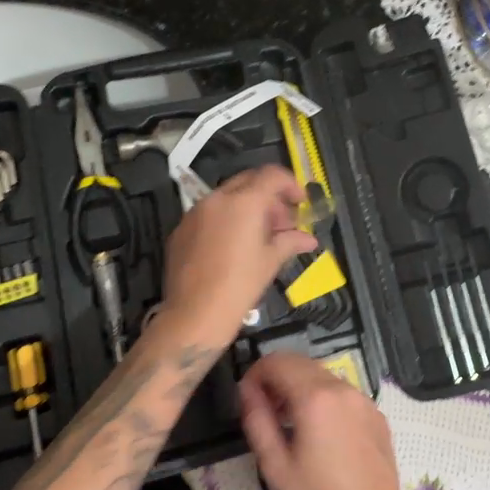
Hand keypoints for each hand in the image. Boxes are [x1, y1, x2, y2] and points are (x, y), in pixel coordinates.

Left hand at [160, 166, 317, 345]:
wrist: (194, 315)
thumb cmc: (240, 286)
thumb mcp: (271, 261)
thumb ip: (291, 241)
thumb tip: (308, 239)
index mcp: (244, 201)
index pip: (272, 175)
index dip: (291, 184)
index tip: (300, 202)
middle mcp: (217, 199)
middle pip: (249, 181)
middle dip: (269, 196)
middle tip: (283, 220)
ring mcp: (195, 212)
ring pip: (227, 196)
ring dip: (247, 207)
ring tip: (260, 235)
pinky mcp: (181, 229)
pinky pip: (208, 214)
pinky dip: (226, 219)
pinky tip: (233, 245)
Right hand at [240, 353, 418, 489]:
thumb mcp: (276, 466)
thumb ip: (257, 420)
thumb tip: (247, 391)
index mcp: (316, 398)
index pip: (278, 362)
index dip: (256, 373)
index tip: (247, 398)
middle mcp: (343, 389)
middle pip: (301, 363)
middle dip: (278, 379)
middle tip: (264, 411)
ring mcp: (364, 400)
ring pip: (323, 376)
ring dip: (300, 387)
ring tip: (289, 424)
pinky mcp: (377, 415)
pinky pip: (343, 394)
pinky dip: (324, 400)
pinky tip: (319, 434)